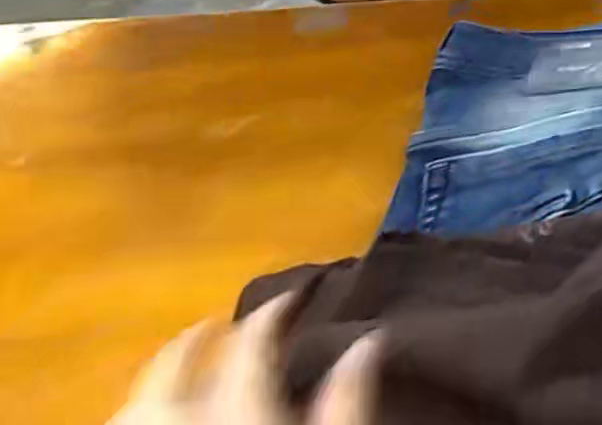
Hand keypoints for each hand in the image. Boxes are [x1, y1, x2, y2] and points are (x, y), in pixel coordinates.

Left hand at [109, 293, 378, 424]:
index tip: (292, 293)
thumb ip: (348, 393)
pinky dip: (134, 417)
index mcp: (239, 406)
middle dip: (186, 344)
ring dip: (150, 385)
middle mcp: (187, 420)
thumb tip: (371, 336)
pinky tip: (154, 413)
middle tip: (211, 321)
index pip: (248, 346)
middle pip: (166, 378)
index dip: (270, 313)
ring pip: (126, 412)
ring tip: (175, 368)